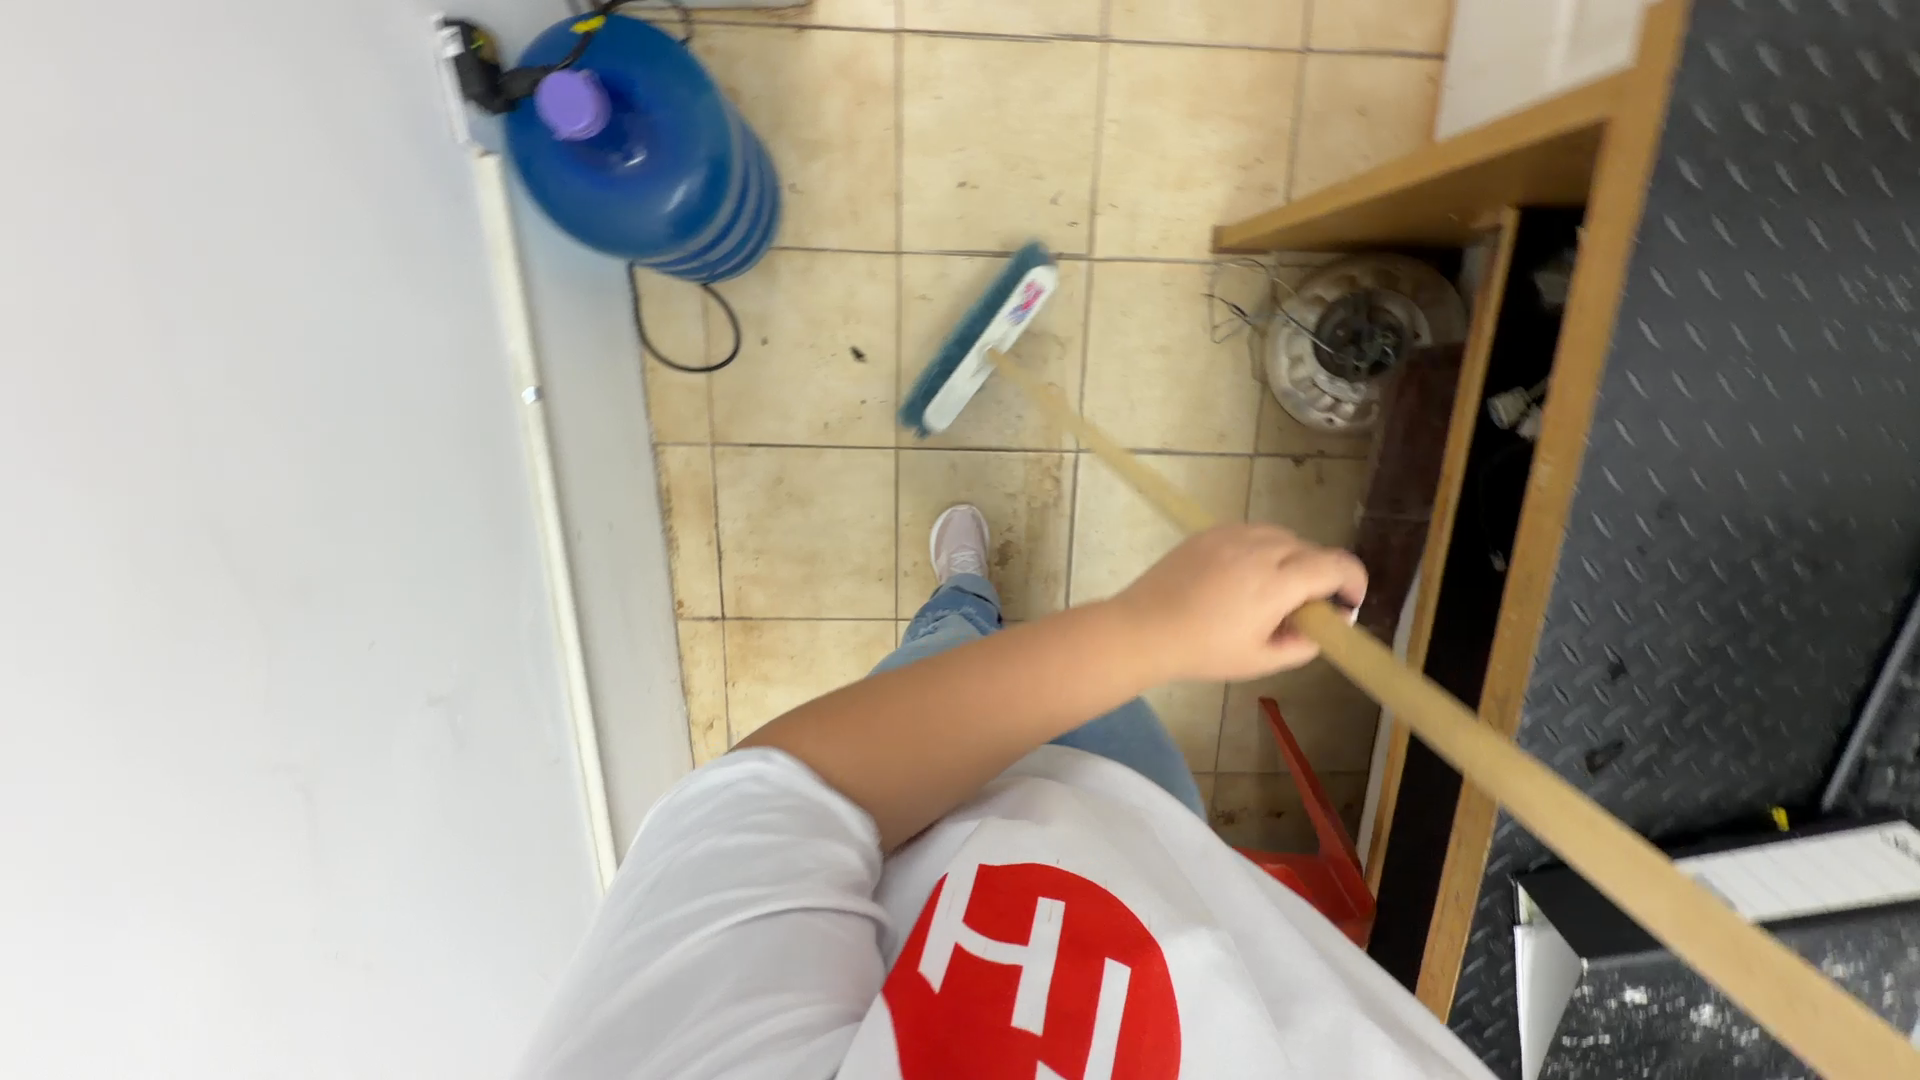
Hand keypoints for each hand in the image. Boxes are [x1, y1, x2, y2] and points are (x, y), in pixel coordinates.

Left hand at [1110, 524, 1367, 682]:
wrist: (1144, 628)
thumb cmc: (1203, 650)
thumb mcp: (1261, 660)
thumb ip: (1303, 643)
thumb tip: (1325, 625)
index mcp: (1276, 582)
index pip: (1336, 565)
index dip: (1353, 581)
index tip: (1349, 603)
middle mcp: (1259, 550)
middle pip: (1310, 550)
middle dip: (1320, 575)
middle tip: (1305, 608)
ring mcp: (1231, 536)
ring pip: (1281, 536)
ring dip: (1291, 559)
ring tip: (1273, 591)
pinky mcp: (1209, 533)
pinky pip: (1251, 532)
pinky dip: (1261, 549)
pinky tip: (1245, 576)